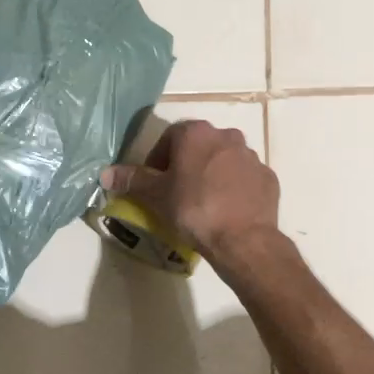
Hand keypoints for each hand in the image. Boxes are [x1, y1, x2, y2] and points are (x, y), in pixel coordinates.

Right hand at [100, 119, 280, 262]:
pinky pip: (243, 178)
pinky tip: (224, 210)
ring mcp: (251, 156)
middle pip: (198, 146)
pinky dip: (232, 188)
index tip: (154, 181)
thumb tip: (106, 173)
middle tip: (175, 191)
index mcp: (197, 134)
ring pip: (222, 160)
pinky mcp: (267, 177)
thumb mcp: (156, 195)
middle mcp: (226, 136)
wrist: (243, 238)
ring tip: (201, 202)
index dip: (157, 159)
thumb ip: (132, 180)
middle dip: (185, 164)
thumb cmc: (194, 209)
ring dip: (209, 174)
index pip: (169, 136)